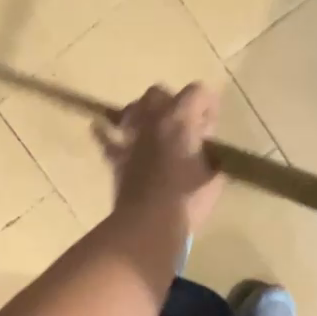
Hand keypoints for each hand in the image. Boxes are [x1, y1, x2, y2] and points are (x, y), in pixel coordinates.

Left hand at [100, 83, 224, 233]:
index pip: (197, 91)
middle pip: (158, 93)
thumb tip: (207, 153)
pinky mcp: (114, 157)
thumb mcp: (214, 178)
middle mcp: (152, 120)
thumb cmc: (187, 200)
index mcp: (180, 120)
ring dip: (141, 113)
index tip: (210, 128)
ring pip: (131, 109)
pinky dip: (104, 132)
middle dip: (171, 103)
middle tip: (181, 127)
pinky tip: (102, 130)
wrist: (148, 224)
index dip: (207, 105)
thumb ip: (211, 157)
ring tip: (150, 129)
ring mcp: (130, 137)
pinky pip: (104, 137)